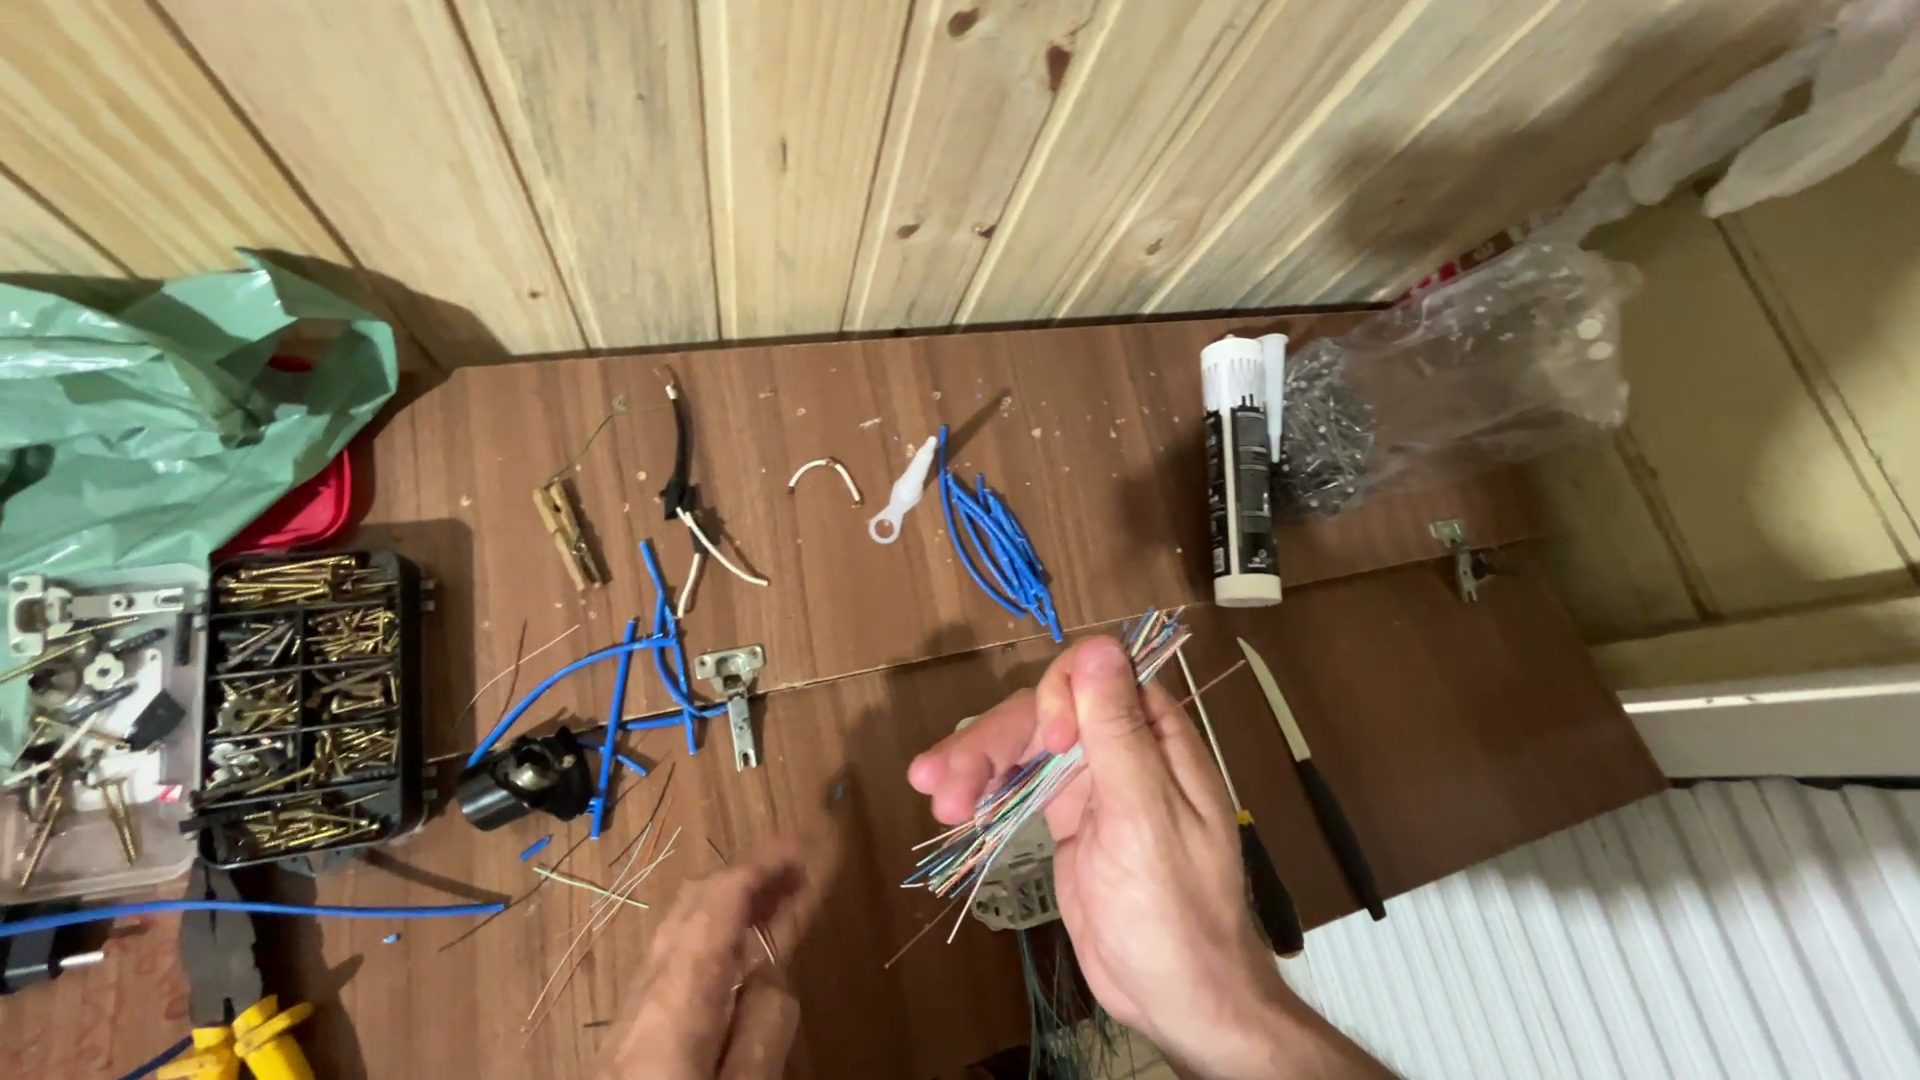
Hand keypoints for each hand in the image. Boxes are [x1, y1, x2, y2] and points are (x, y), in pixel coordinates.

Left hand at [596, 837, 812, 1079]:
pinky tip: (742, 957)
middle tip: (800, 869)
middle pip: (695, 903)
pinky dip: (715, 936)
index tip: (803, 845)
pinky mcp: (631, 1032)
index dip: (763, 864)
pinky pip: (677, 959)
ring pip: (683, 927)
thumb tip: (773, 973)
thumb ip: (764, 1030)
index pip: (719, 900)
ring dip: (733, 903)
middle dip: (750, 874)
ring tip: (781, 901)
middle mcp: (650, 988)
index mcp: (679, 996)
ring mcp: (634, 1009)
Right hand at [909, 637, 1382, 1078]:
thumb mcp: (1144, 817)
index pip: (1096, 677)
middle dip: (991, 743)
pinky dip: (983, 790)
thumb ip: (1117, 731)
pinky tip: (952, 804)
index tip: (1047, 746)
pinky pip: (1017, 783)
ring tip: (934, 799)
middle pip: (1042, 714)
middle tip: (939, 785)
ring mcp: (1089, 780)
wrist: (1175, 997)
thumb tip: (1100, 646)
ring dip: (973, 766)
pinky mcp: (1065, 813)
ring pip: (1021, 747)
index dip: (1060, 697)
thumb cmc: (1174, 909)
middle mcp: (1119, 745)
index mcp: (1153, 735)